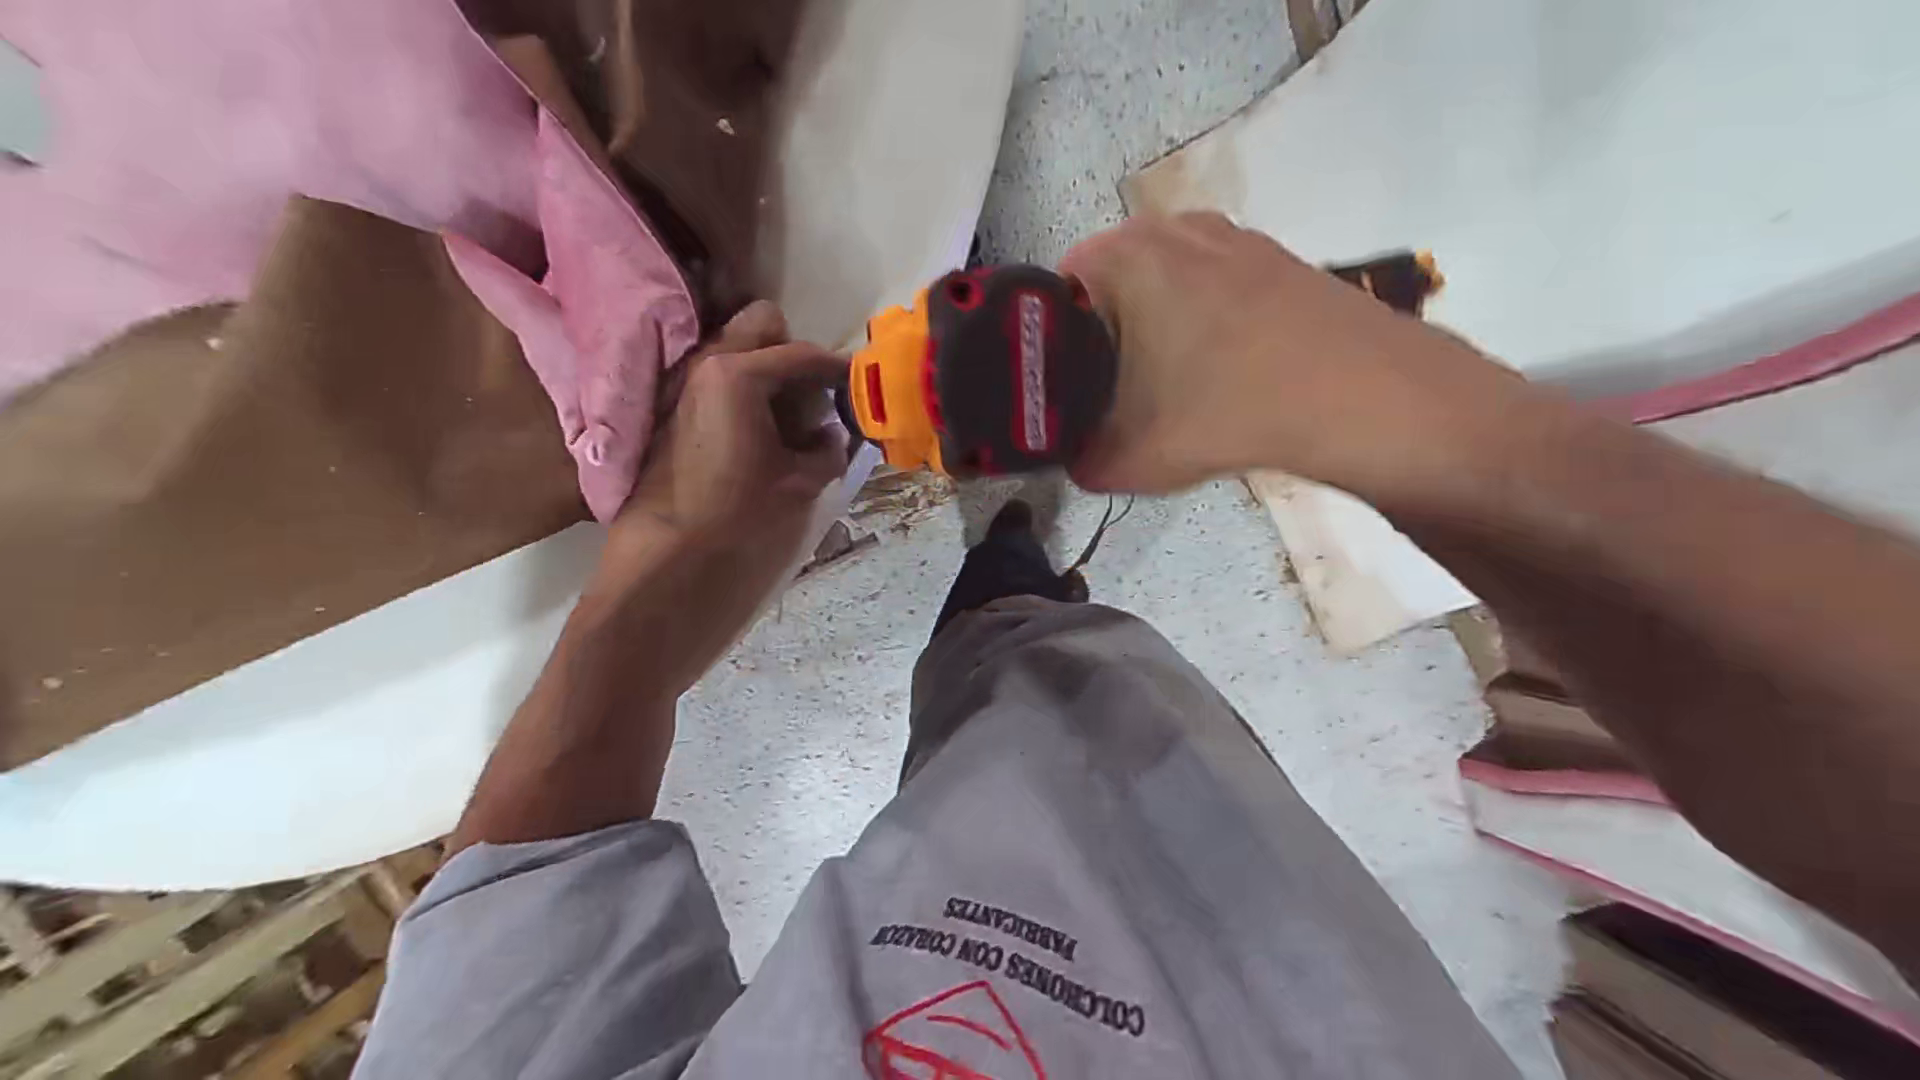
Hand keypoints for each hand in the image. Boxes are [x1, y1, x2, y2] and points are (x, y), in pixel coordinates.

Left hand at [607, 301, 848, 575]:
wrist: (674, 545)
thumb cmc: (741, 510)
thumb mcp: (801, 481)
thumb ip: (827, 449)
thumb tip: (833, 436)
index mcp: (741, 375)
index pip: (802, 354)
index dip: (837, 368)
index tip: (857, 383)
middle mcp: (709, 363)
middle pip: (761, 325)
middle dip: (792, 349)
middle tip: (813, 390)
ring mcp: (689, 380)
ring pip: (737, 347)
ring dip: (768, 366)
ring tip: (789, 409)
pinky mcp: (680, 404)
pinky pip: (722, 375)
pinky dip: (747, 386)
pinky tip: (760, 424)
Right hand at [1059, 213, 1531, 507]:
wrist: (1357, 395)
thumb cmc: (1223, 410)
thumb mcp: (1127, 459)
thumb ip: (1080, 462)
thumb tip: (1077, 458)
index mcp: (1121, 256)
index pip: (1052, 293)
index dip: (1052, 348)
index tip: (1071, 389)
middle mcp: (1169, 226)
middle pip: (1105, 287)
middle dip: (1102, 338)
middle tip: (1116, 394)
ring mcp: (1228, 234)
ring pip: (1158, 284)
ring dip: (1152, 329)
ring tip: (1173, 384)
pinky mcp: (1272, 254)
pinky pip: (1207, 285)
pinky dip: (1200, 321)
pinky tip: (1223, 368)